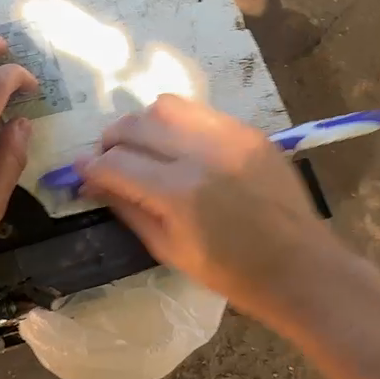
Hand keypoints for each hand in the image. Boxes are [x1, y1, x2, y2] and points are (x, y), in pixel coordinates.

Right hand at [77, 94, 336, 314]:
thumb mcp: (167, 249)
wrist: (300, 268)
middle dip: (111, 140)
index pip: (116, 163)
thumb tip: (90, 182)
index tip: (79, 171)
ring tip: (143, 147)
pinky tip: (178, 147)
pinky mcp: (248, 130)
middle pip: (136, 125)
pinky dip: (177, 125)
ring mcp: (228, 135)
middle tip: (107, 159)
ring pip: (165, 105)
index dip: (90, 167)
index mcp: (179, 192)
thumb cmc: (230, 272)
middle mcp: (201, 152)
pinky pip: (199, 112)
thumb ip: (125, 207)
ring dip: (143, 124)